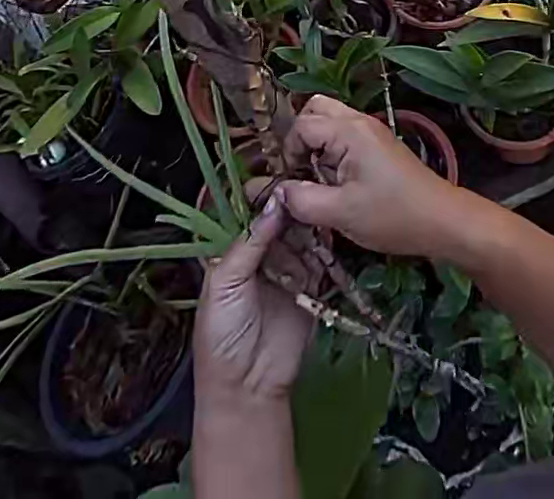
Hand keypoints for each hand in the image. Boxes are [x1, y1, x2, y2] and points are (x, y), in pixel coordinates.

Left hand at [194, 194, 315, 404]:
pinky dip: (325, 244)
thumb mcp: (226, 283)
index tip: (280, 169)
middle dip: (291, 204)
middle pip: (280, 219)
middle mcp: (262, 253)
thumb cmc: (223, 333)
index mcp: (233, 249)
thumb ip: (251, 241)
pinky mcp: (311, 283)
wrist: (249, 385)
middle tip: (307, 185)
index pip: (249, 212)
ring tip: (320, 202)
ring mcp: (289, 266)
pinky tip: (330, 227)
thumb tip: (274, 201)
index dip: (262, 192)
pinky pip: (320, 257)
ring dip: (310, 220)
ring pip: (302, 233)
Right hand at [276, 96, 482, 260]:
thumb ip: (301, 200)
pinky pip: (345, 134)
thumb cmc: (393, 215)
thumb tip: (276, 191)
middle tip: (301, 169)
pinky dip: (332, 149)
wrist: (443, 220)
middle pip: (314, 109)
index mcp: (349, 131)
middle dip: (300, 136)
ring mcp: (371, 130)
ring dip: (316, 143)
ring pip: (330, 119)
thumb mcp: (340, 213)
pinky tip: (337, 180)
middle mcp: (359, 121)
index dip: (288, 152)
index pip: (301, 125)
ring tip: (318, 177)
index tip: (291, 181)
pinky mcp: (379, 144)